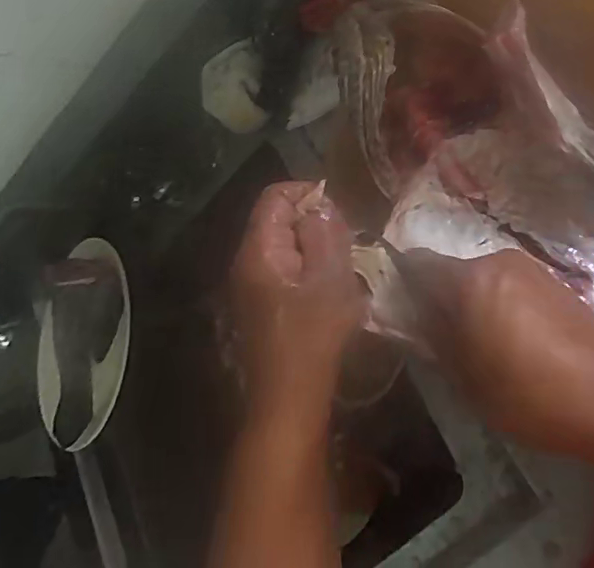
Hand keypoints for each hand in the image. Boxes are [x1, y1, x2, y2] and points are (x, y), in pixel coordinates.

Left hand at [229, 181, 364, 411]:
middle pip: (278, 219)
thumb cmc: (311, 338)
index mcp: (258, 250)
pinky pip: (286, 270)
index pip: (274, 196)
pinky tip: (331, 290)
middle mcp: (247, 262)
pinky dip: (309, 269)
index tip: (338, 210)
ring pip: (285, 246)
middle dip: (314, 222)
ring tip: (343, 266)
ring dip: (315, 248)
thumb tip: (320, 206)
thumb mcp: (328, 279)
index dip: (306, 192)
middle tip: (346, 241)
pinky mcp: (262, 306)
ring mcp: (251, 286)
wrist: (287, 403)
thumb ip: (325, 233)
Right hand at [398, 249, 593, 449]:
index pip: (418, 264)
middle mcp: (495, 260)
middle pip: (452, 272)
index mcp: (469, 280)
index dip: (403, 284)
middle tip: (442, 341)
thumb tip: (414, 319)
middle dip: (441, 299)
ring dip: (472, 303)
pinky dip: (499, 305)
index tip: (402, 312)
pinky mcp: (551, 278)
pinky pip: (507, 284)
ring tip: (482, 347)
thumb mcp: (469, 380)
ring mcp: (527, 266)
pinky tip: (513, 342)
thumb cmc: (532, 393)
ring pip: (481, 279)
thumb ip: (435, 342)